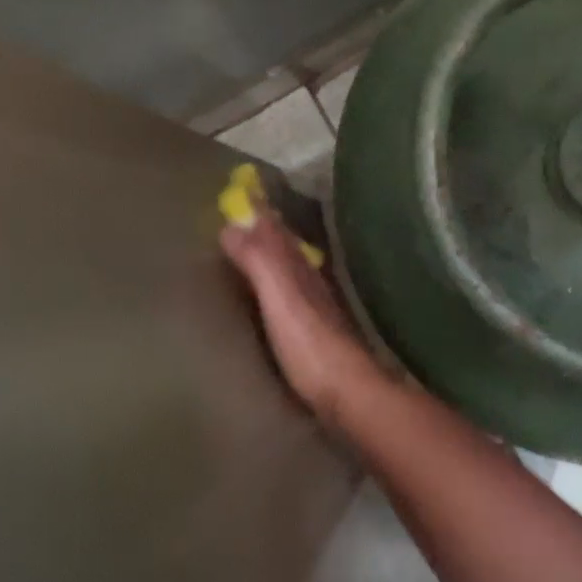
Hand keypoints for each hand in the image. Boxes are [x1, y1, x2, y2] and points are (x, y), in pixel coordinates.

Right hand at [219, 194, 383, 426]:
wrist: (348, 393)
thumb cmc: (310, 344)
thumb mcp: (281, 298)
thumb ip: (260, 261)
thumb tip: (233, 223)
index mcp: (300, 269)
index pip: (276, 230)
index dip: (260, 211)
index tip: (243, 188)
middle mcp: (310, 281)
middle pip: (285, 247)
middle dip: (265, 228)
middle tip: (242, 213)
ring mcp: (315, 308)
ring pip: (291, 269)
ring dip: (273, 254)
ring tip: (252, 246)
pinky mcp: (314, 335)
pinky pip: (291, 296)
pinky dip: (278, 284)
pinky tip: (274, 294)